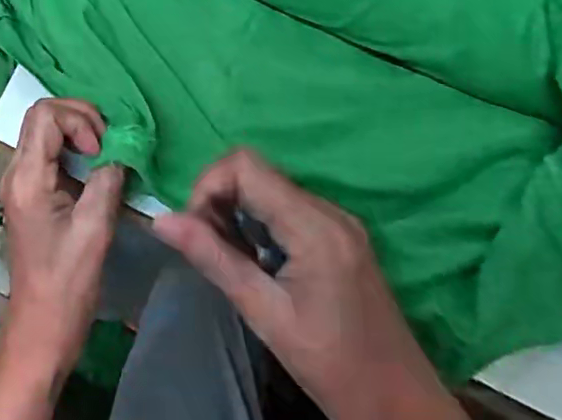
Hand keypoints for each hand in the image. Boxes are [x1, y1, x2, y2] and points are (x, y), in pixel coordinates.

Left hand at [0, 98, 124, 419]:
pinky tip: (96, 169)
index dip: (79, 120)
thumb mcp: (94, 229)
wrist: (40, 331)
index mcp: (25, 177)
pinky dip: (75, 149)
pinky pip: (50, 152)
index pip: (46, 114)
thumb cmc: (66, 284)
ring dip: (79, 132)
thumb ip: (107, 179)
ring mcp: (21, 182)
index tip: (100, 151)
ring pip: (46, 131)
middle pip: (43, 115)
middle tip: (107, 145)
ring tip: (106, 154)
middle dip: (80, 119)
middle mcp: (16, 172)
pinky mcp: (31, 193)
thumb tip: (123, 148)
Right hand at [153, 149, 463, 419]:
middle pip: (256, 171)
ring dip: (238, 211)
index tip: (196, 229)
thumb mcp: (265, 315)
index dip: (209, 185)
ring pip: (269, 186)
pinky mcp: (339, 232)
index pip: (246, 165)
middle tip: (210, 248)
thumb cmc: (332, 366)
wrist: (400, 406)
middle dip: (220, 199)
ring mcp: (337, 219)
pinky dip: (260, 221)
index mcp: (315, 224)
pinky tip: (258, 261)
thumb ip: (213, 259)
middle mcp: (328, 209)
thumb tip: (161, 220)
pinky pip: (287, 205)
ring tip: (232, 259)